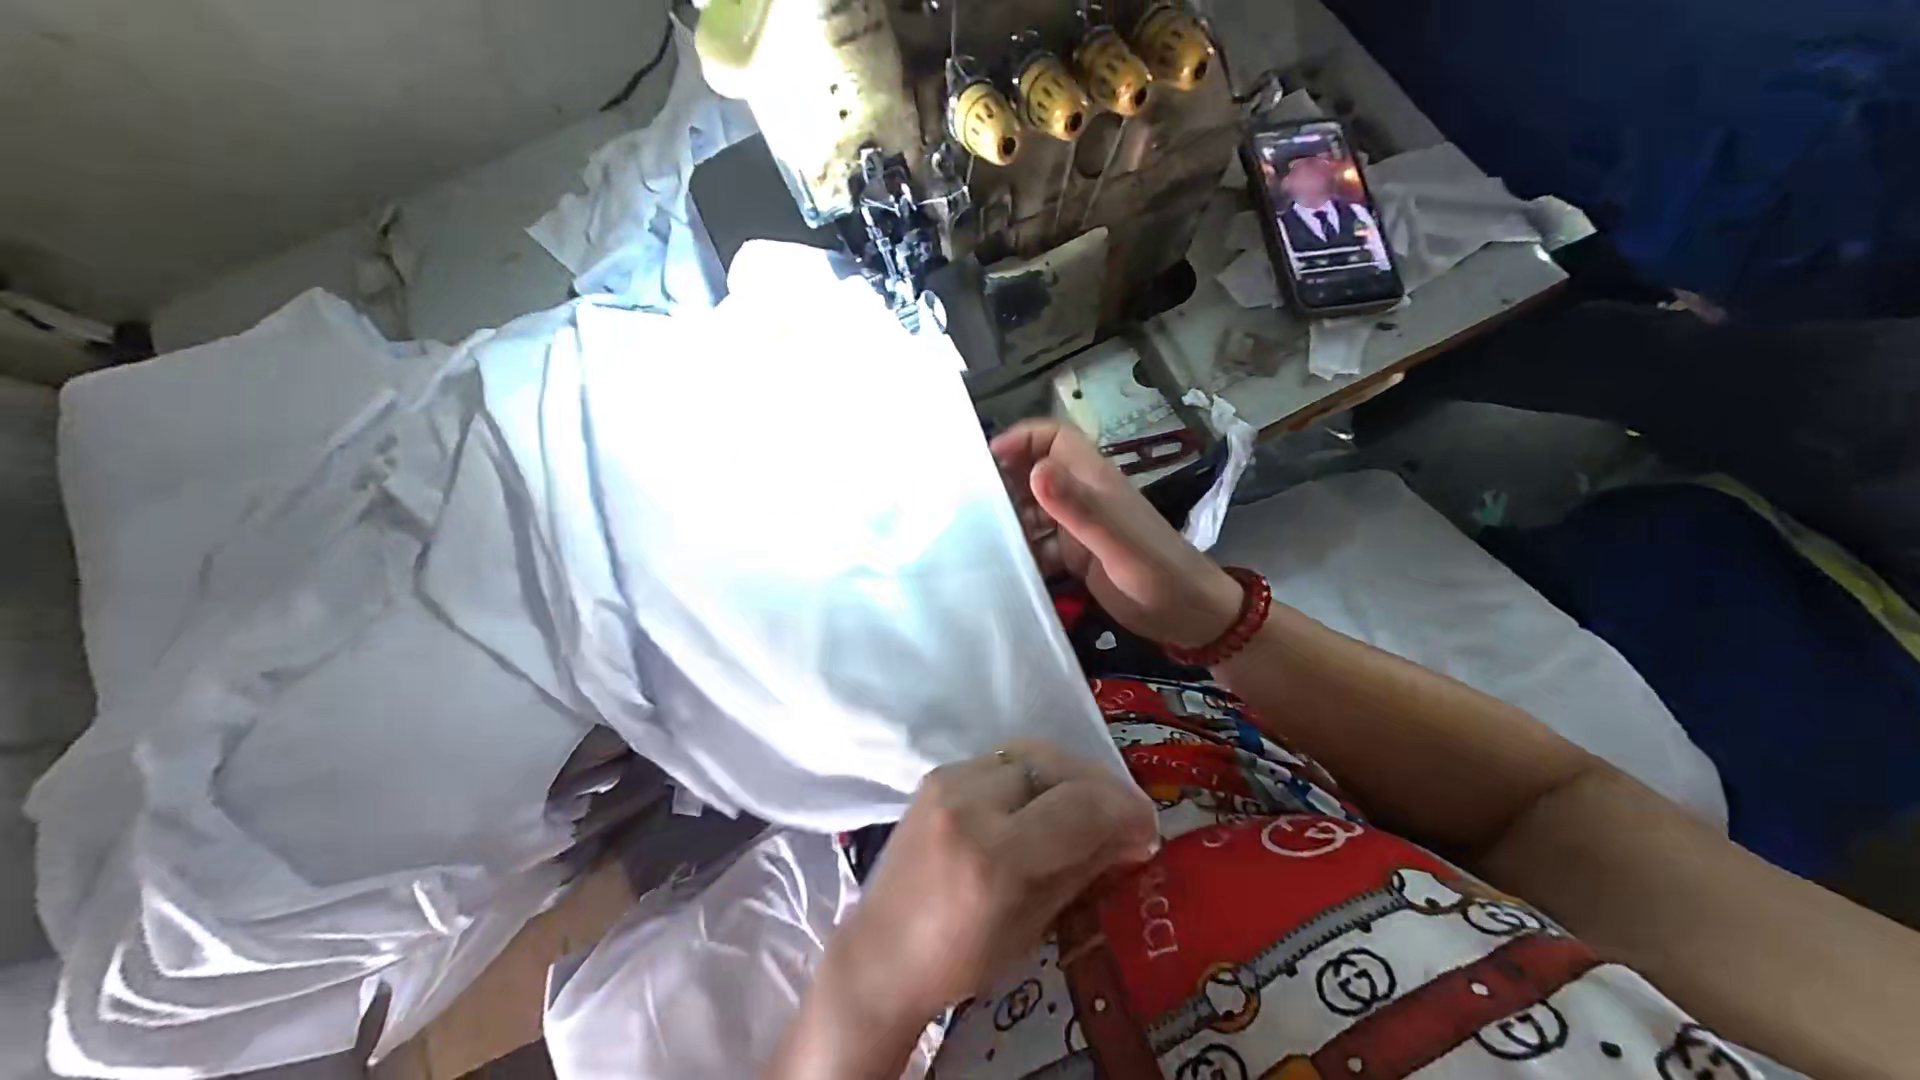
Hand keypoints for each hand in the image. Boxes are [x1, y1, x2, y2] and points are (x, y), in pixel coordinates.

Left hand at [826, 741, 1158, 1024]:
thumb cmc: (959, 960)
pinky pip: (1003, 760)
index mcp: (993, 857)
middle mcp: (967, 804)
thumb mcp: (1034, 926)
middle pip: (1056, 765)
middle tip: (1125, 814)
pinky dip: (1037, 773)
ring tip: (1091, 804)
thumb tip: (1133, 833)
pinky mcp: (937, 773)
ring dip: (1071, 774)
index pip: (1079, 808)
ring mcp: (947, 781)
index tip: (1148, 829)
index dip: (1126, 811)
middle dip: (1102, 785)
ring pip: (1031, 753)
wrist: (879, 952)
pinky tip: (1047, 799)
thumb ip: (1084, 867)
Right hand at [993, 418, 1243, 647]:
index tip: (988, 460)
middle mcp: (1083, 497)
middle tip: (973, 507)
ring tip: (980, 540)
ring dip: (1010, 521)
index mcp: (1094, 480)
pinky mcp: (1076, 557)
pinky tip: (1003, 568)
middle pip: (1036, 473)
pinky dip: (1022, 552)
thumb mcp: (1115, 540)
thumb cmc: (1156, 572)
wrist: (1190, 617)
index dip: (1022, 439)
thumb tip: (1034, 470)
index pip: (1054, 438)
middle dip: (1006, 483)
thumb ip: (1077, 507)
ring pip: (1034, 511)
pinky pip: (1039, 545)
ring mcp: (1079, 528)